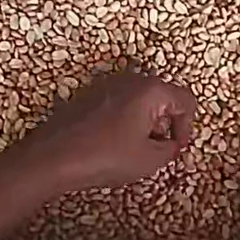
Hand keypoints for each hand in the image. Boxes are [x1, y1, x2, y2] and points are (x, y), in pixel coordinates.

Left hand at [14, 72, 195, 193]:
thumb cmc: (105, 156)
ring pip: (141, 100)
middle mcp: (131, 79)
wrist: (53, 157)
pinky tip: (114, 144)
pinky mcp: (89, 95)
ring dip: (146, 122)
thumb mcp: (150, 160)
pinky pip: (120, 103)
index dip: (187, 128)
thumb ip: (171, 149)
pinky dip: (125, 120)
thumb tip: (171, 144)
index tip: (176, 149)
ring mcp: (107, 84)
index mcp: (151, 89)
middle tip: (158, 150)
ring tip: (135, 150)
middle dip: (166, 124)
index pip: (186, 101)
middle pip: (163, 97)